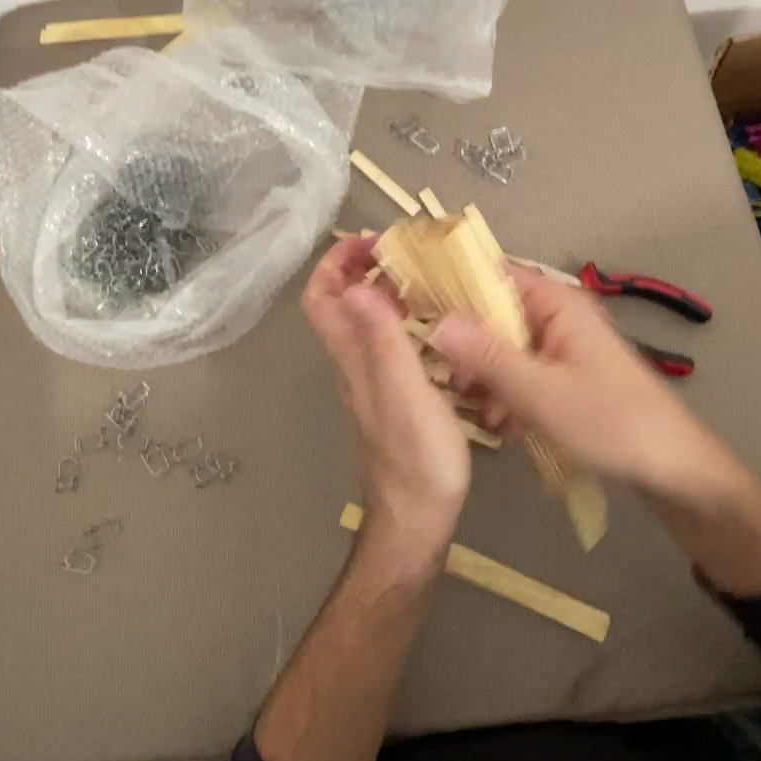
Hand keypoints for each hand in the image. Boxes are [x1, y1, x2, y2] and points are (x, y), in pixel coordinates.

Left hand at [302, 239, 470, 563]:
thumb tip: (357, 287)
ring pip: (366, 324)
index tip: (374, 241)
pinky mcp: (393, 397)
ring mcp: (372, 382)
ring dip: (386, 292)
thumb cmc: (418, 459)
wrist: (417, 520)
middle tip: (408, 253)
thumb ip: (384, 342)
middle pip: (341, 304)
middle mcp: (354, 365)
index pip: (322, 297)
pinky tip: (438, 325)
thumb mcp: (407, 394)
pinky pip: (389, 345)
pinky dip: (406, 321)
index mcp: (352, 358)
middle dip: (364, 267)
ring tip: (427, 279)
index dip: (337, 262)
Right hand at [428, 267, 750, 509]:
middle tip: (453, 382)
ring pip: (502, 346)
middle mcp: (556, 315)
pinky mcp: (564, 374)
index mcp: (556, 304)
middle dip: (467, 347)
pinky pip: (520, 371)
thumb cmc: (612, 423)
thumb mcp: (541, 392)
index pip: (491, 273)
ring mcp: (561, 345)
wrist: (673, 469)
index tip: (411, 307)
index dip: (449, 284)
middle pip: (492, 313)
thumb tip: (435, 323)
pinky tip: (504, 425)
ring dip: (486, 376)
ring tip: (484, 413)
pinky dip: (507, 393)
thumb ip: (487, 356)